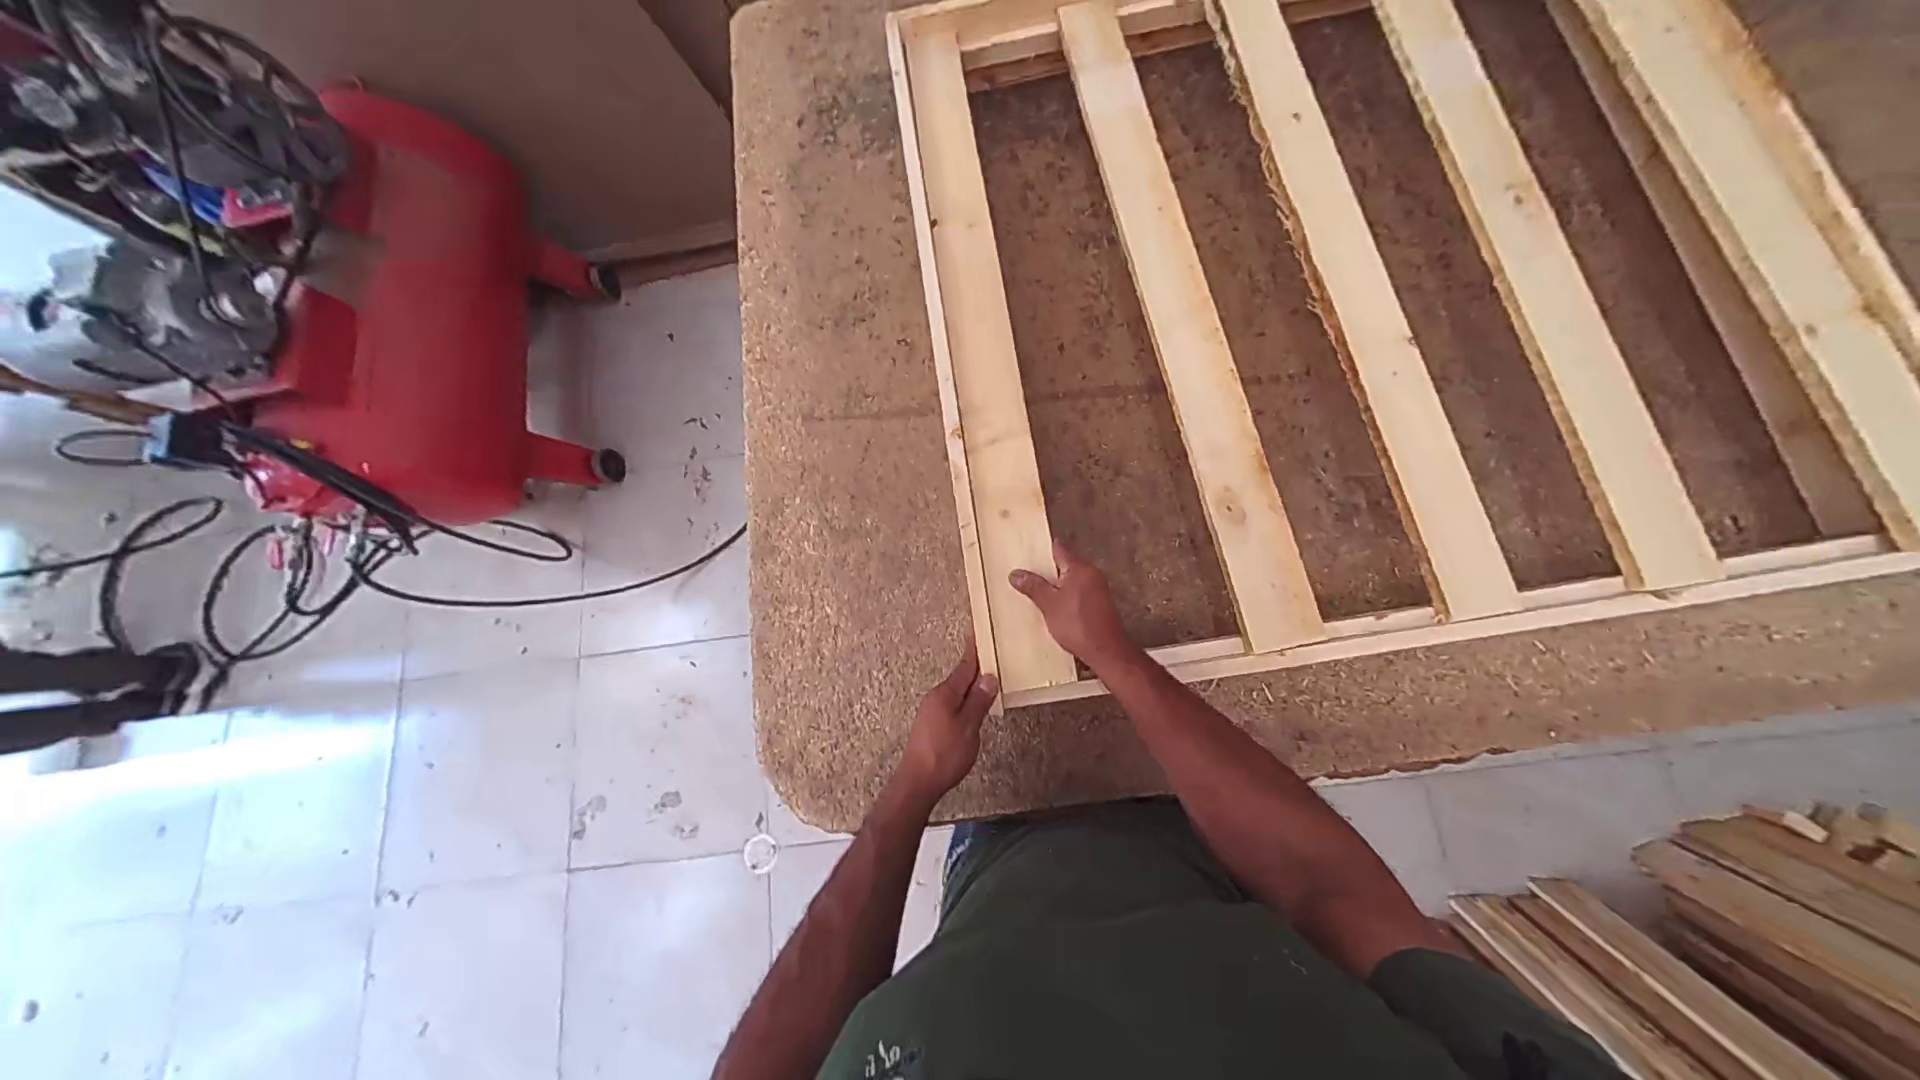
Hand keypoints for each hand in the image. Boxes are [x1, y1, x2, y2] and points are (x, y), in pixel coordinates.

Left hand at [891, 640, 998, 806]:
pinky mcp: (931, 724)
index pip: (965, 665)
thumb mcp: (968, 726)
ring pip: (957, 692)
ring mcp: (932, 710)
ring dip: (972, 686)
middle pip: (961, 677)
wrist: (918, 781)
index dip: (974, 648)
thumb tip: (988, 677)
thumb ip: (979, 701)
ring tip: (989, 681)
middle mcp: (936, 697)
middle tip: (991, 653)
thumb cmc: (944, 754)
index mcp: (945, 693)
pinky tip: (974, 708)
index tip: (978, 628)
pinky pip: (952, 704)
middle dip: (976, 667)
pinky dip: (965, 700)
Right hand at [1008, 540, 1136, 668]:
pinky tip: (1056, 608)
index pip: (1060, 549)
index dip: (1044, 549)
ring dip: (1058, 586)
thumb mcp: (1049, 604)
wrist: (1105, 651)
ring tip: (1039, 594)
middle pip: (1066, 565)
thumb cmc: (1078, 625)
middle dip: (1048, 571)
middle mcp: (1092, 575)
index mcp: (1080, 569)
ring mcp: (1099, 589)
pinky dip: (1067, 597)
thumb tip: (1016, 574)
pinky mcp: (1100, 604)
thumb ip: (1033, 587)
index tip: (1030, 551)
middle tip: (1028, 576)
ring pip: (1073, 580)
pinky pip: (1079, 593)